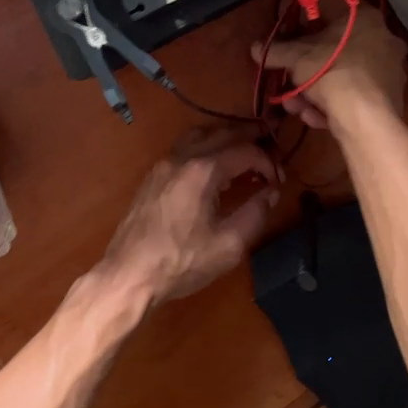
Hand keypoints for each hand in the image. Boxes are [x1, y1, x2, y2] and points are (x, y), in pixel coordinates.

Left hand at [99, 128, 279, 304]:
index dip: (267, 162)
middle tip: (271, 142)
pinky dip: (206, 144)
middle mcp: (183, 157)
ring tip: (245, 145)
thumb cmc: (180, 263)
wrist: (128, 275)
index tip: (278, 180)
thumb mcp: (228, 245)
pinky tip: (214, 162)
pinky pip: (184, 146)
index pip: (245, 151)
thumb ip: (255, 214)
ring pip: (200, 133)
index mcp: (203, 171)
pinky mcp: (153, 174)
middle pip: (223, 132)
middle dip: (250, 136)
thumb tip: (271, 192)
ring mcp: (164, 163)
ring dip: (226, 135)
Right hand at [255, 0, 406, 127]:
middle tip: (288, 85)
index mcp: (367, 18)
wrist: (365, 117)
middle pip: (337, 54)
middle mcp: (385, 40)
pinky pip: (356, 98)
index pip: (332, 20)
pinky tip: (315, 119)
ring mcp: (390, 72)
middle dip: (307, 73)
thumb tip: (255, 47)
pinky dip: (335, 107)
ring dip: (316, 94)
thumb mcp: (296, 57)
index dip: (306, 36)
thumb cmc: (332, 71)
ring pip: (344, 79)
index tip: (290, 51)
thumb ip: (275, 50)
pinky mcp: (391, 100)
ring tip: (296, 108)